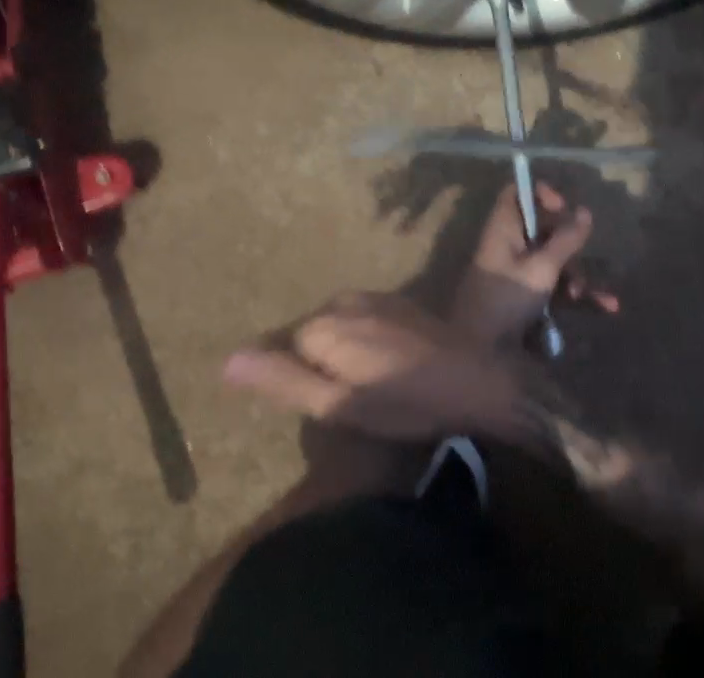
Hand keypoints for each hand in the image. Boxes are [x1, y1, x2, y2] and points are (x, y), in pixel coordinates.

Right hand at [222, 293, 523, 441]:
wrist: (477, 380)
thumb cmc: (407, 402)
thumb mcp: (339, 405)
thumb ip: (284, 381)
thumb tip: (226, 360)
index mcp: (321, 326)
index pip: (279, 350)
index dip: (296, 381)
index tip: (327, 402)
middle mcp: (341, 301)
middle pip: (306, 336)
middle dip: (316, 364)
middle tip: (351, 399)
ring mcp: (373, 298)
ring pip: (334, 328)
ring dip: (341, 353)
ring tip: (369, 386)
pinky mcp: (398, 302)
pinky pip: (359, 322)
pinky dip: (363, 343)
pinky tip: (388, 367)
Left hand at [450, 183, 617, 346]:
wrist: (477, 349)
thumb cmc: (507, 298)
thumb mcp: (543, 267)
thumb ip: (566, 239)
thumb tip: (585, 211)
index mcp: (504, 229)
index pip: (517, 194)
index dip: (541, 194)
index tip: (564, 208)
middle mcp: (509, 246)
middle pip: (543, 231)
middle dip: (572, 247)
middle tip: (583, 261)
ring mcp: (516, 273)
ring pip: (554, 263)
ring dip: (579, 278)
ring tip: (603, 301)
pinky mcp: (523, 298)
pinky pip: (553, 288)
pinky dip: (574, 296)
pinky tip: (605, 308)